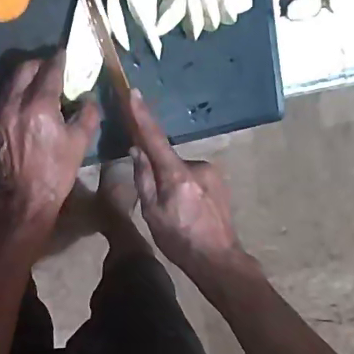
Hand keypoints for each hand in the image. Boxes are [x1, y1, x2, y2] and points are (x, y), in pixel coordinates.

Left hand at [0, 52, 100, 221]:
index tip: (65, 53)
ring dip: (27, 76)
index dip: (59, 60)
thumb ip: (88, 114)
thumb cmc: (56, 171)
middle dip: (40, 63)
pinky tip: (29, 100)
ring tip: (41, 80)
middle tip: (53, 66)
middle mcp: (16, 104)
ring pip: (12, 82)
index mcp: (39, 106)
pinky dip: (18, 91)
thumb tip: (88, 98)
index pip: (49, 72)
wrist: (26, 197)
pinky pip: (6, 97)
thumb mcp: (80, 142)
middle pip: (25, 69)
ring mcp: (1, 114)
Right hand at [120, 88, 245, 277]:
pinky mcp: (219, 181)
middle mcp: (197, 166)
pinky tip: (189, 211)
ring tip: (176, 213)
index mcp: (176, 174)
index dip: (142, 115)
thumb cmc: (180, 240)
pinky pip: (194, 177)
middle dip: (158, 172)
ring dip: (174, 183)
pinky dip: (186, 189)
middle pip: (167, 159)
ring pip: (181, 170)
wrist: (219, 259)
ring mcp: (211, 173)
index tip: (134, 93)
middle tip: (158, 203)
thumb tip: (137, 150)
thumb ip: (144, 178)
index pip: (154, 138)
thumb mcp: (152, 213)